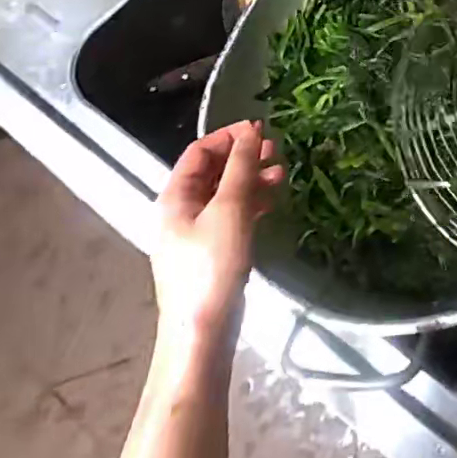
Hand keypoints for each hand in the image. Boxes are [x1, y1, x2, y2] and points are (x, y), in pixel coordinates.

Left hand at [151, 120, 284, 337]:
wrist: (203, 328)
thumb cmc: (212, 264)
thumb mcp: (230, 208)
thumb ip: (241, 167)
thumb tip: (251, 131)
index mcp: (176, 197)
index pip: (199, 151)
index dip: (229, 135)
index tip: (262, 129)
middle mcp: (183, 209)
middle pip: (214, 169)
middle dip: (244, 155)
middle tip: (276, 149)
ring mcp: (199, 229)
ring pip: (227, 189)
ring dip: (253, 176)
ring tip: (281, 173)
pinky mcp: (215, 246)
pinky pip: (234, 210)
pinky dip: (253, 199)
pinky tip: (273, 199)